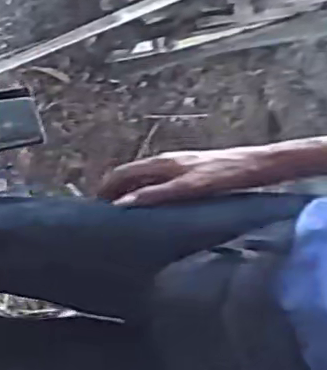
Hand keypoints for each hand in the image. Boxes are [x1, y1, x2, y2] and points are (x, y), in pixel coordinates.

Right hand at [97, 147, 269, 205]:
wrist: (272, 162)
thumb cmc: (231, 173)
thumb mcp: (190, 186)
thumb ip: (155, 194)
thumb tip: (121, 204)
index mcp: (157, 163)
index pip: (119, 174)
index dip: (104, 188)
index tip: (97, 204)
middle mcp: (164, 161)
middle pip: (130, 175)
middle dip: (116, 189)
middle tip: (112, 208)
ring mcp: (180, 164)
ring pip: (146, 177)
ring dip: (134, 190)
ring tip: (133, 206)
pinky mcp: (195, 169)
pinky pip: (162, 179)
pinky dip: (151, 189)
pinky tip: (162, 200)